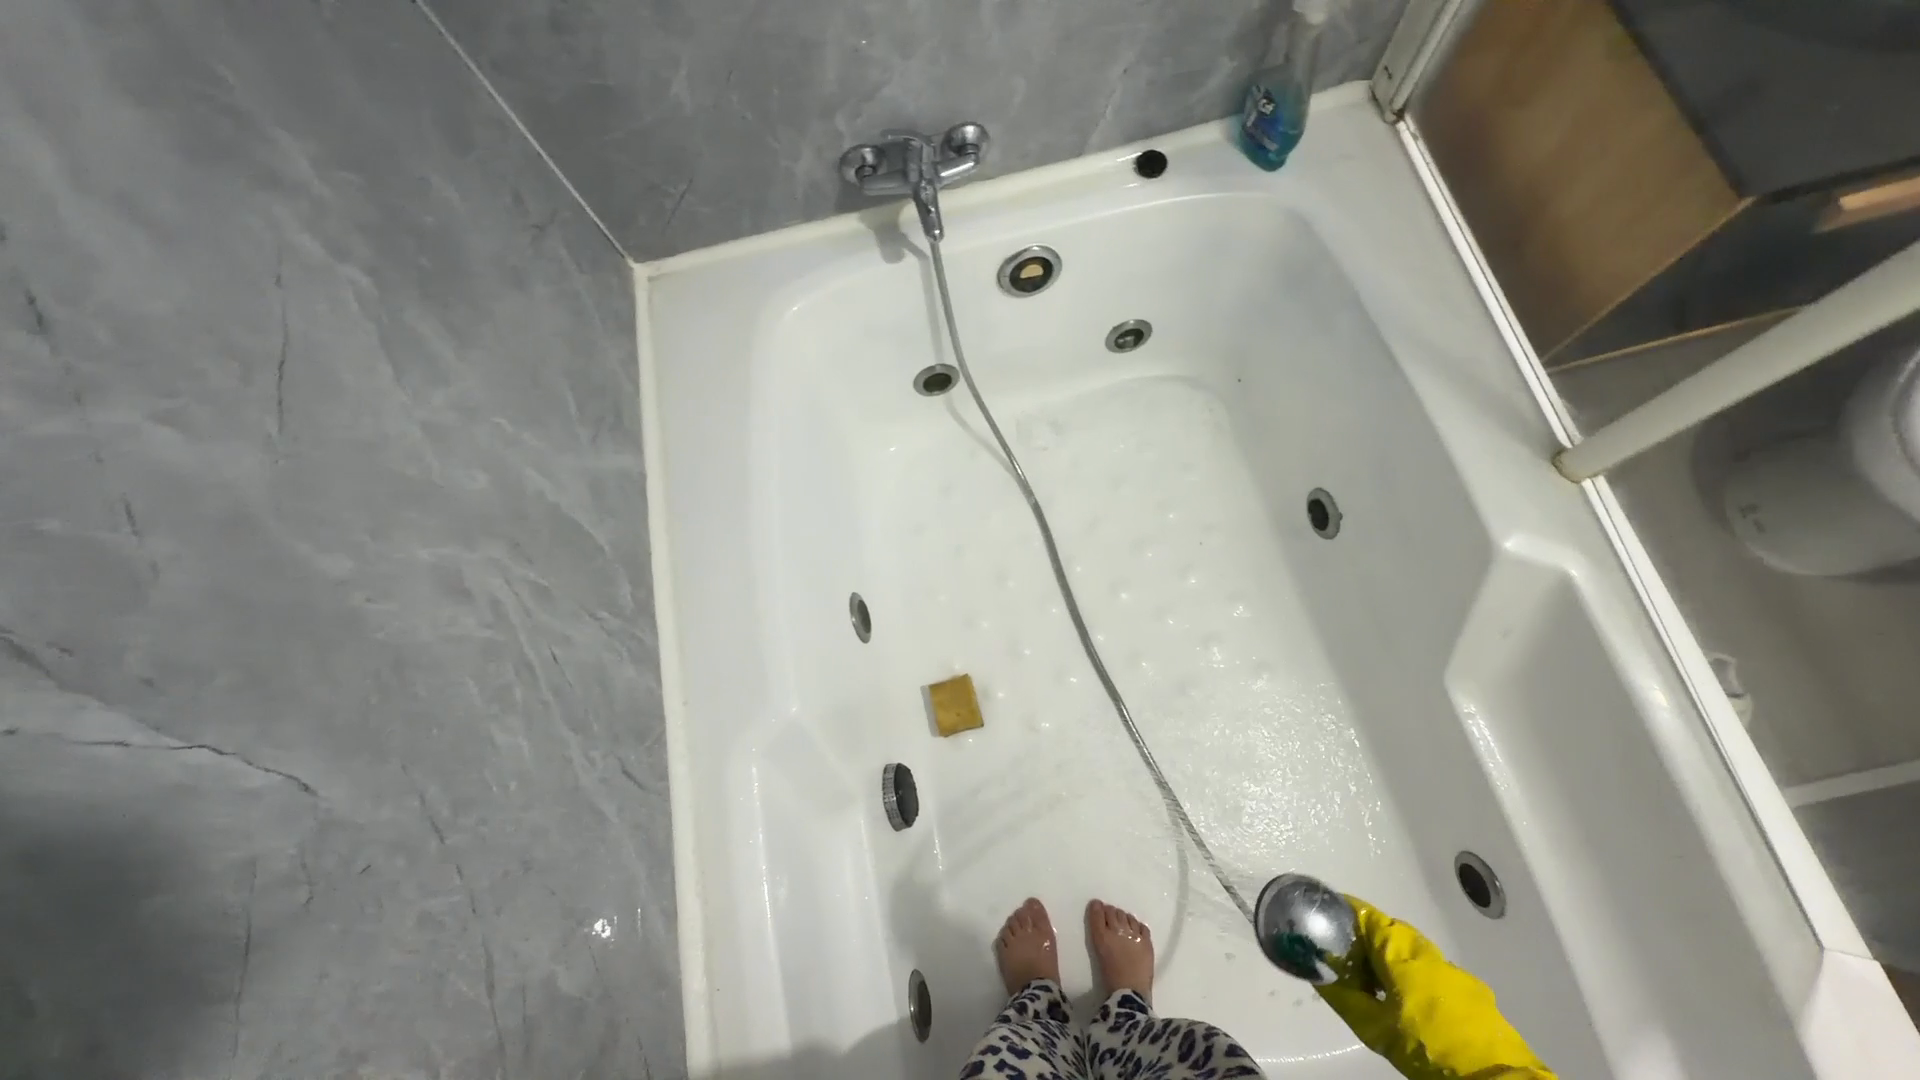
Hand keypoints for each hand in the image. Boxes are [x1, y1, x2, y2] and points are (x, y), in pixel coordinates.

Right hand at [1315, 896, 1555, 1079]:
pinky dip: (1412, 975)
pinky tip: (1407, 1003)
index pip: (1367, 915)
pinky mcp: (1473, 993)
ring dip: (1389, 958)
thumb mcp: (1374, 1028)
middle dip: (1364, 937)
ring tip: (1373, 983)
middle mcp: (1430, 953)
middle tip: (1343, 956)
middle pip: (1390, 931)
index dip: (1343, 910)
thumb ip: (1344, 997)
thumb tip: (1318, 973)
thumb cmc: (1427, 1048)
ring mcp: (1455, 972)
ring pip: (1413, 952)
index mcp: (1403, 953)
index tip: (1324, 915)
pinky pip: (1432, 971)